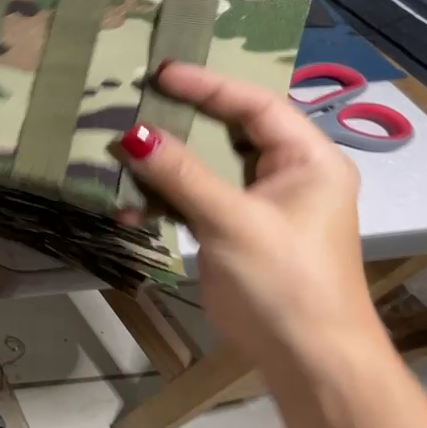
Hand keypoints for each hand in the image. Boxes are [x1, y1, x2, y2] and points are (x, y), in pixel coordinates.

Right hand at [121, 62, 386, 372]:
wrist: (305, 354)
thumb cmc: (284, 281)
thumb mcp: (232, 221)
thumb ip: (181, 175)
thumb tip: (132, 134)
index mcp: (309, 162)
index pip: (258, 107)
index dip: (210, 86)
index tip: (161, 73)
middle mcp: (286, 175)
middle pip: (227, 131)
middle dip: (178, 119)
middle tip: (132, 101)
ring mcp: (257, 203)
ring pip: (203, 165)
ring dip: (161, 163)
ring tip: (118, 152)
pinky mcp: (232, 229)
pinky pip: (190, 197)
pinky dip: (159, 199)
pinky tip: (128, 209)